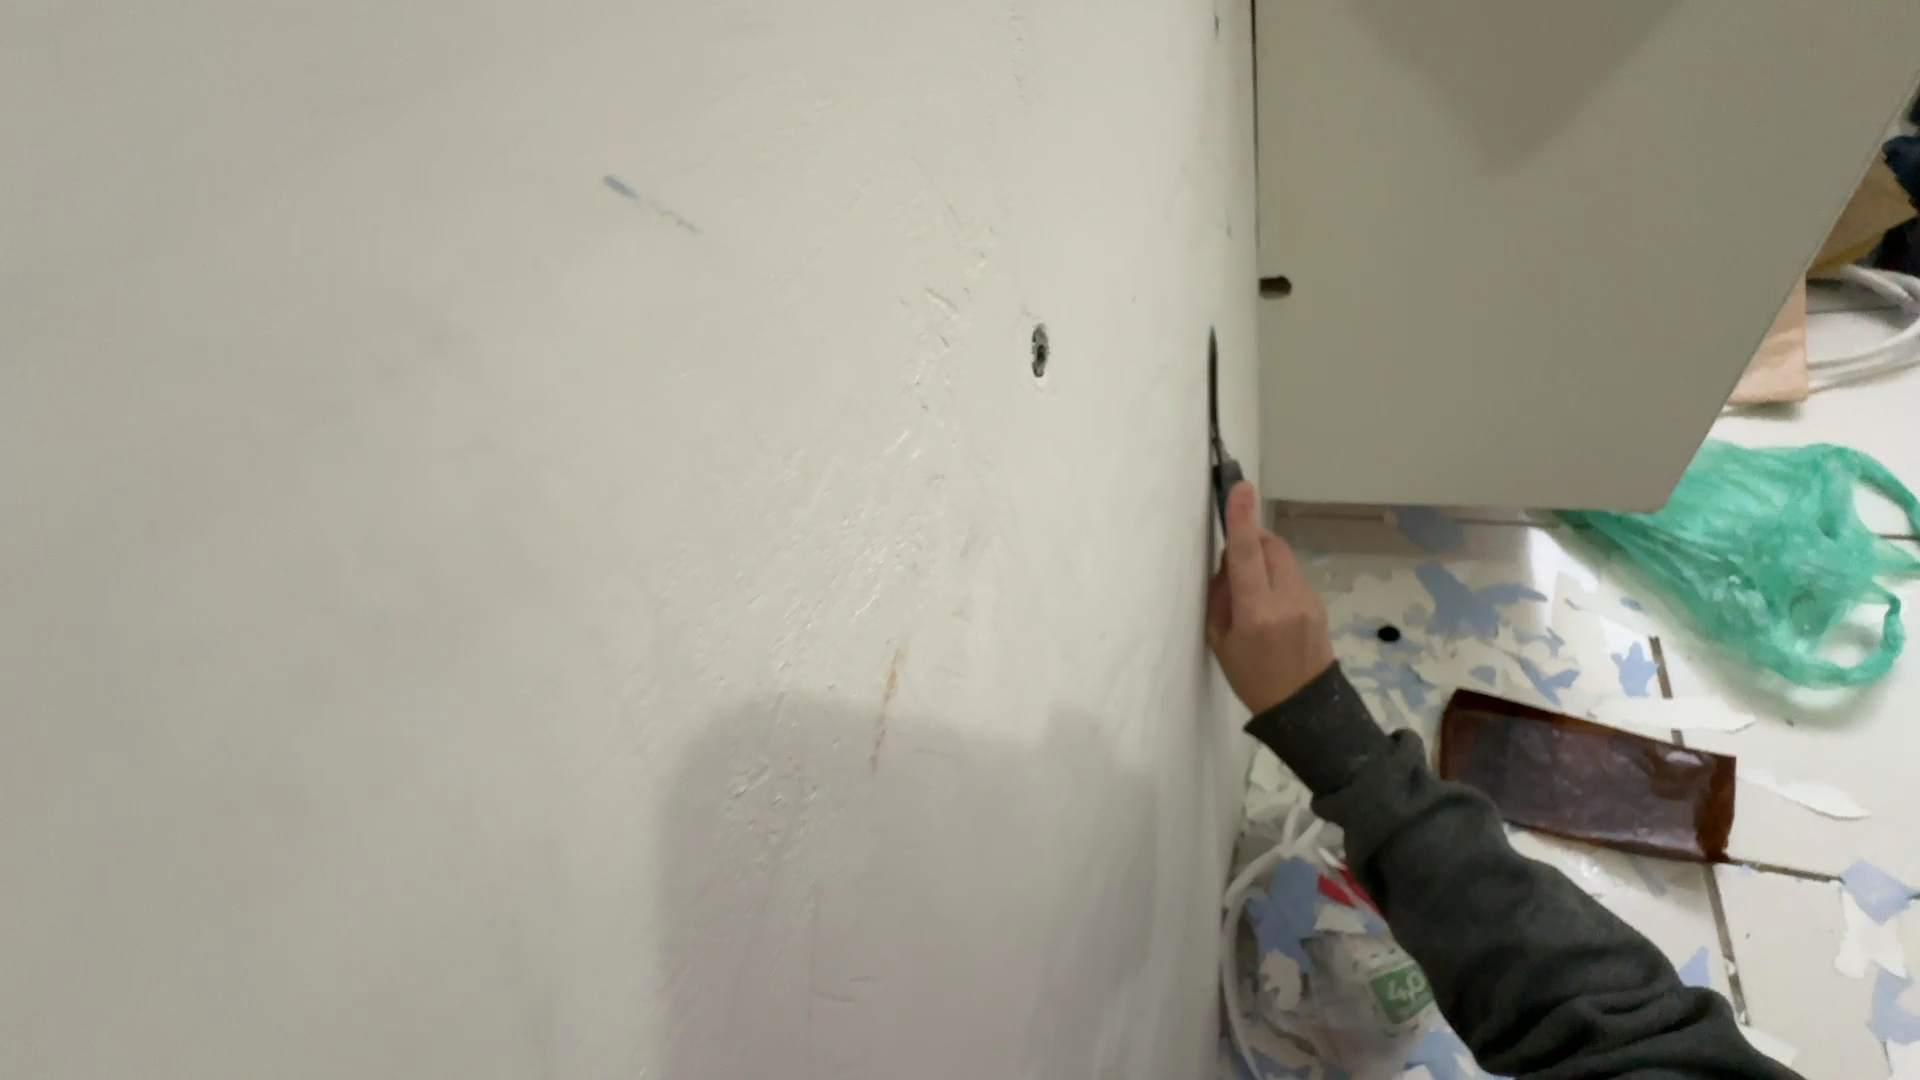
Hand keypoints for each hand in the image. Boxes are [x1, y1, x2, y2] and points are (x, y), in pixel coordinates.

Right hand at [1206, 481, 1335, 714]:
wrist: (1304, 708)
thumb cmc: (1250, 677)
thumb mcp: (1220, 640)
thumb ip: (1222, 596)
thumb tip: (1229, 560)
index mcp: (1256, 613)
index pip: (1246, 556)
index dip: (1240, 520)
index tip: (1239, 488)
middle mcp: (1286, 600)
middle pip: (1269, 545)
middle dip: (1251, 538)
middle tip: (1234, 557)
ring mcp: (1307, 600)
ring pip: (1282, 557)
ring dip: (1263, 558)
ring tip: (1250, 589)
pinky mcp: (1318, 602)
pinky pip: (1291, 574)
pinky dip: (1275, 576)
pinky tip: (1269, 605)